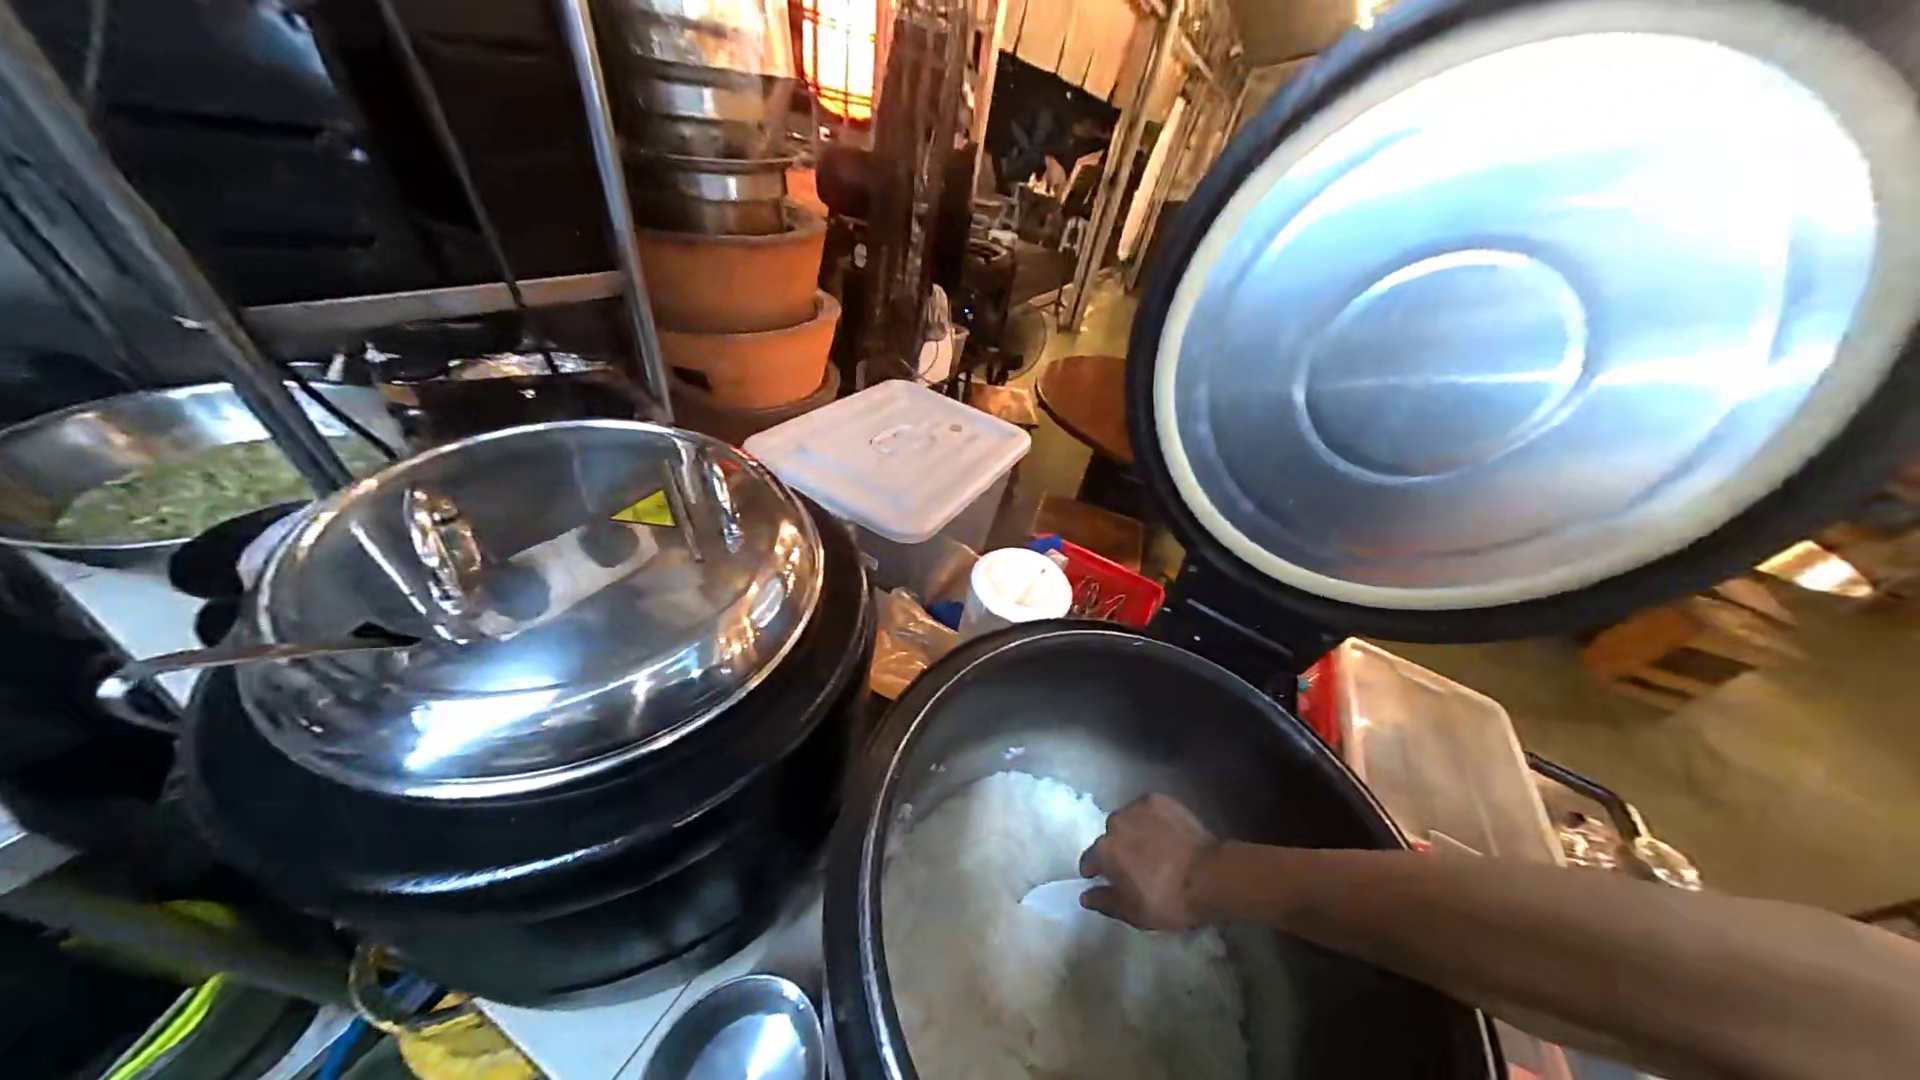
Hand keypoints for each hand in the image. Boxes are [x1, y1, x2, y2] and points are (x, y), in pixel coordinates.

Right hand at [1078, 794, 1218, 929]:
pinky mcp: (1160, 799)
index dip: (1097, 871)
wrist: (1210, 875)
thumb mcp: (1134, 913)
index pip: (1090, 859)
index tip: (1107, 879)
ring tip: (1156, 847)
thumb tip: (1085, 896)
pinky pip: (1149, 810)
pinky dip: (1154, 820)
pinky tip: (1168, 834)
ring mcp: (1138, 807)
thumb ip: (1104, 902)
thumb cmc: (1169, 900)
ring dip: (1135, 831)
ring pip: (1129, 820)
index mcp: (1105, 850)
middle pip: (1111, 836)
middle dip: (1119, 848)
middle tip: (1139, 864)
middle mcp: (1115, 823)